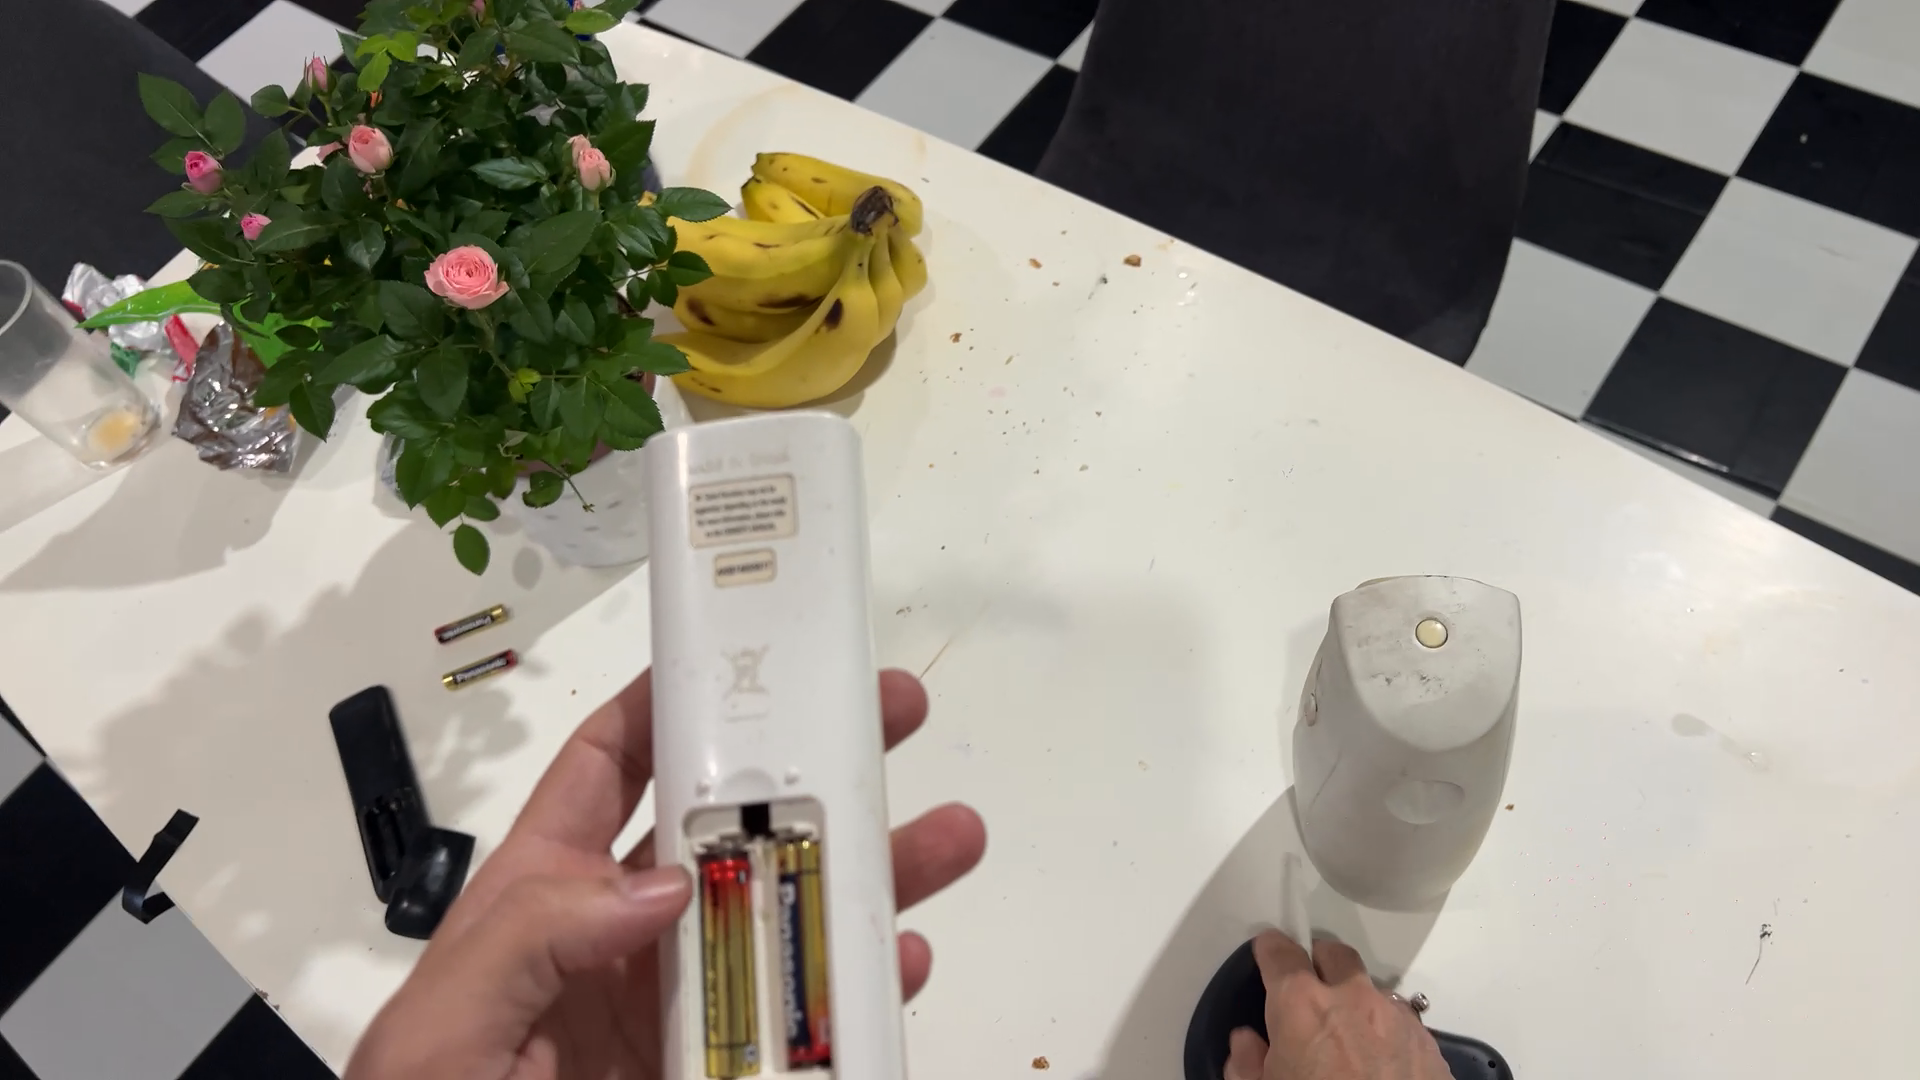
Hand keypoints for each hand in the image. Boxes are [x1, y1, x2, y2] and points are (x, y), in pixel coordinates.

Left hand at [347, 668, 986, 1079]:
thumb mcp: (437, 1042)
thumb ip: (525, 944)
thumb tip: (663, 885)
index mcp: (556, 894)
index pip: (611, 763)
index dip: (668, 700)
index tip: (744, 658)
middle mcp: (638, 924)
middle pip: (740, 814)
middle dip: (819, 756)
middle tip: (892, 710)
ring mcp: (695, 991)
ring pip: (800, 900)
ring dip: (879, 862)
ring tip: (954, 832)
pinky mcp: (742, 1060)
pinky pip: (820, 1005)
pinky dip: (867, 978)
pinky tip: (904, 959)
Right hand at [1225, 930, 1449, 1079]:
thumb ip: (1247, 1063)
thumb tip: (1249, 1041)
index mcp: (1300, 1002)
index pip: (1278, 949)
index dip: (1269, 955)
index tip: (1267, 967)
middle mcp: (1351, 997)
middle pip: (1334, 955)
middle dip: (1319, 966)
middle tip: (1311, 1000)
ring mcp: (1397, 1022)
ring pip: (1373, 992)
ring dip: (1359, 1007)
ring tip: (1354, 1047)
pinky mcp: (1433, 1052)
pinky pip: (1405, 1027)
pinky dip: (1390, 1039)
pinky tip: (1385, 1074)